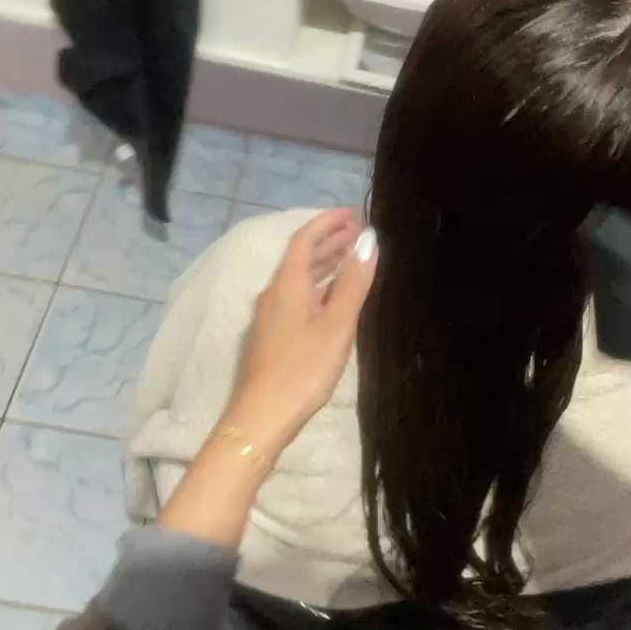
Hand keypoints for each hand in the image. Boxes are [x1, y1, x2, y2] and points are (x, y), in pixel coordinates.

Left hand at [225, 208, 377, 450]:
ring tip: (350, 259)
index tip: (352, 214)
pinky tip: (330, 300)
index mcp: (287, 285)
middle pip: (300, 257)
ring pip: (298, 279)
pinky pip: (296, 298)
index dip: (327, 223)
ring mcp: (269, 317)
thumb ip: (353, 283)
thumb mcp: (336, 325)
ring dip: (323, 265)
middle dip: (328, 242)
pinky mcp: (271, 337)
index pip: (304, 239)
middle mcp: (273, 294)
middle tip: (358, 234)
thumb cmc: (302, 369)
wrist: (261, 416)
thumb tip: (369, 241)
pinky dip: (316, 287)